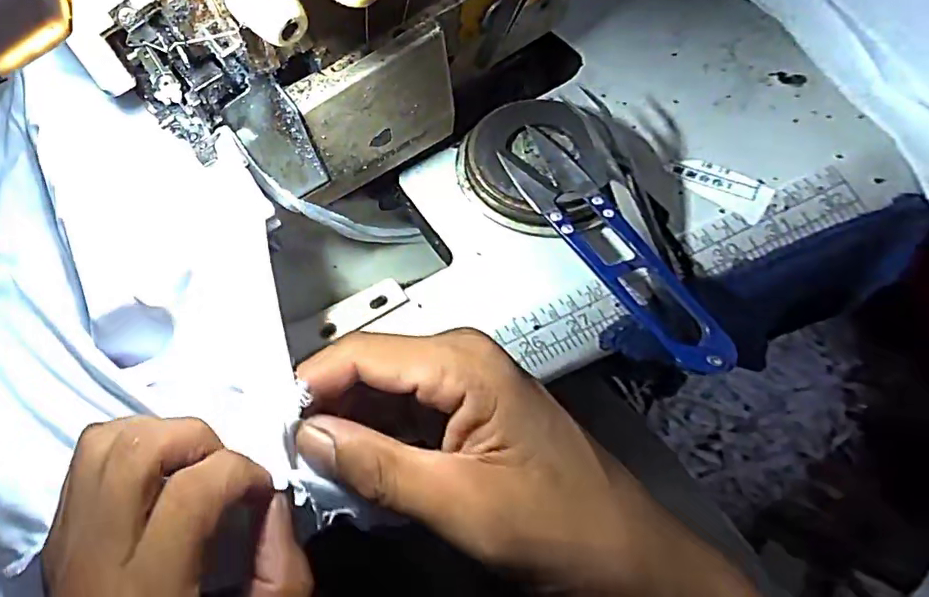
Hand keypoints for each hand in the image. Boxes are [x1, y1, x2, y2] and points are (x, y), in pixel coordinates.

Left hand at [42, 416, 310, 596]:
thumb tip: (272, 500)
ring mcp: (69, 531)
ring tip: (192, 459)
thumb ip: (279, 579)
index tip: (262, 484)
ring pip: (103, 440)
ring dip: (154, 431)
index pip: (186, 494)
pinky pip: (84, 454)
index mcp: (147, 588)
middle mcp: (97, 549)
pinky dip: (121, 439)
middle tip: (226, 466)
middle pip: (135, 450)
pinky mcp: (57, 525)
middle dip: (191, 438)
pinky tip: (152, 463)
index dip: (234, 471)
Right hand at [295, 330, 756, 596]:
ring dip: (347, 422)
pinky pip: (398, 407)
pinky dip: (373, 433)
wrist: (651, 576)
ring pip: (376, 387)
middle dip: (327, 405)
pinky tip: (358, 462)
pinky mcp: (461, 403)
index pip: (358, 354)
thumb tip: (306, 437)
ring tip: (320, 458)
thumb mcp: (465, 507)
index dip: (311, 383)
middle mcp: (455, 354)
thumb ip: (377, 466)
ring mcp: (459, 377)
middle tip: (294, 445)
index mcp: (460, 361)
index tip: (277, 419)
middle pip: (364, 366)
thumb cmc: (571, 535)